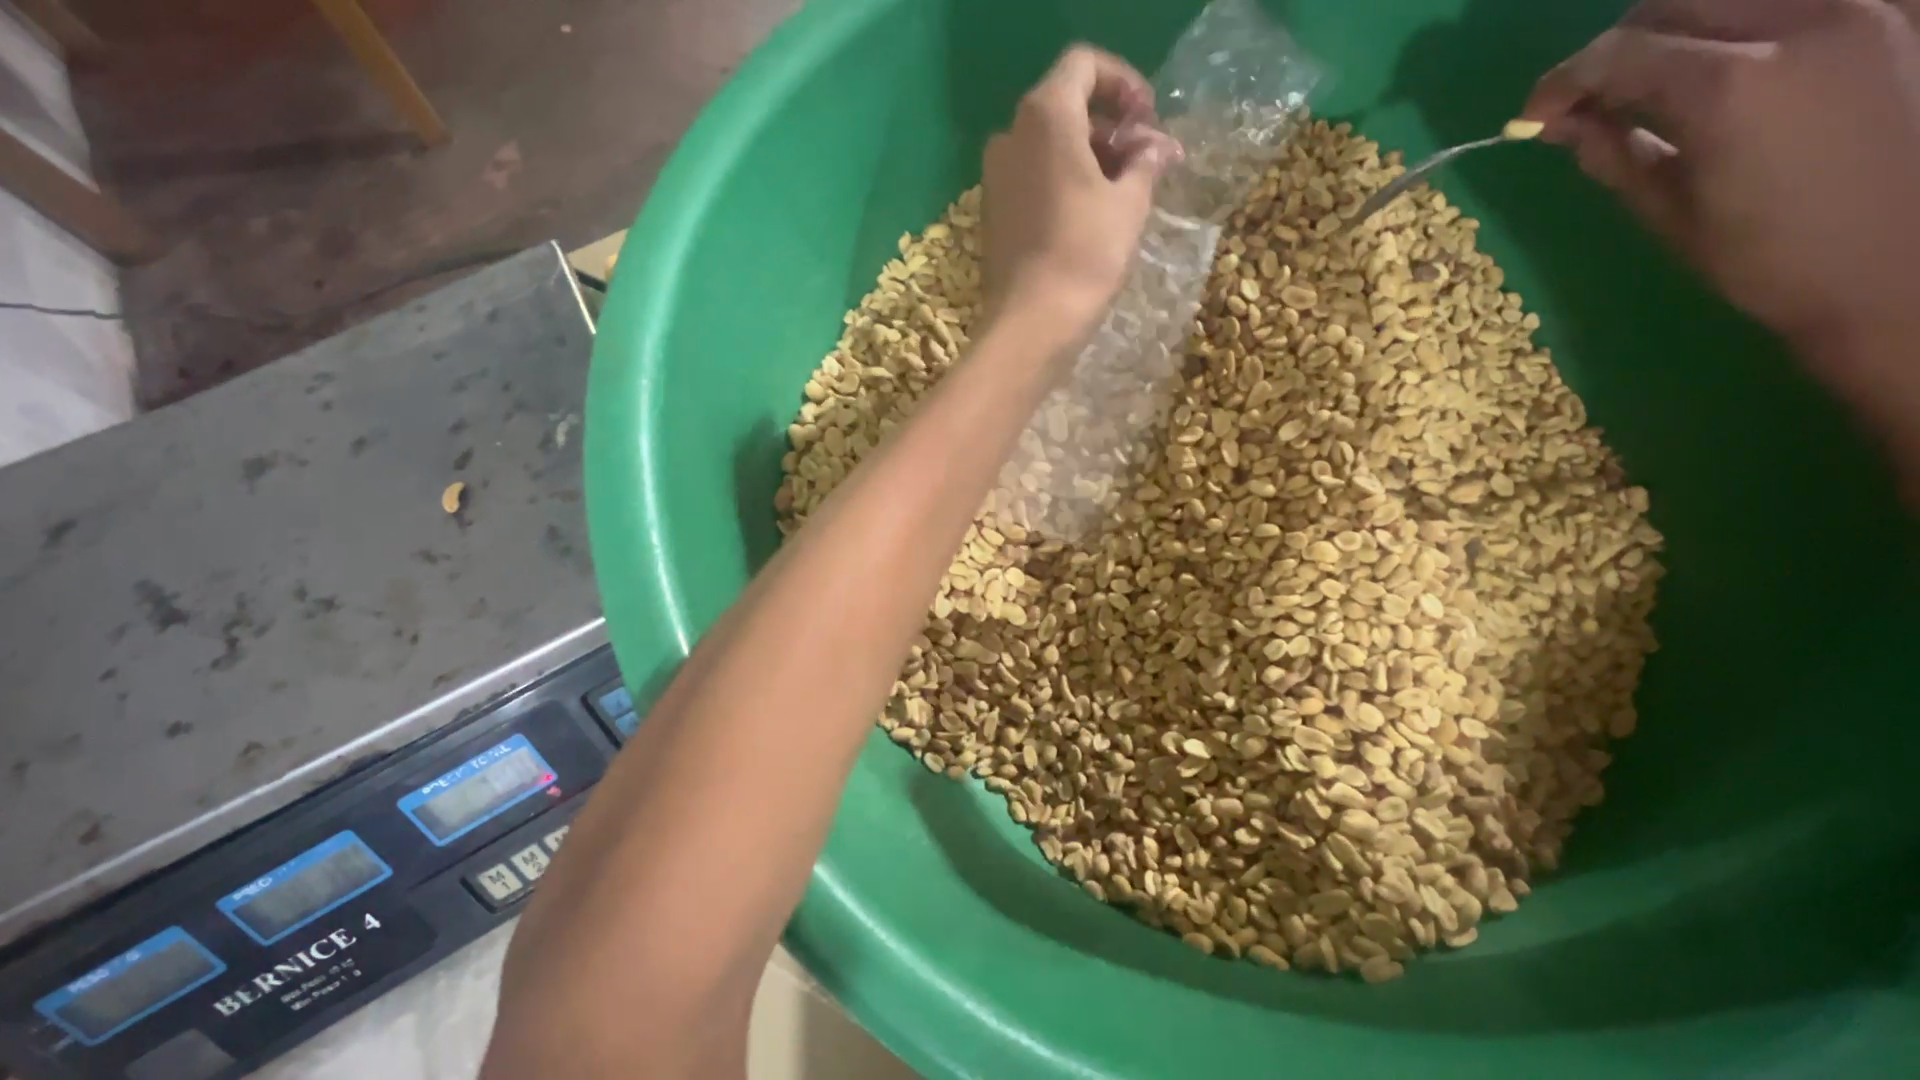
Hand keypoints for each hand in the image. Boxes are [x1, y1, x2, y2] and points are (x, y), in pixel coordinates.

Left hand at [981, 45, 1180, 345]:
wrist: (1031, 323)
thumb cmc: (1086, 255)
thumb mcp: (1129, 204)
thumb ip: (1146, 162)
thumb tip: (1158, 148)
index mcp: (1045, 117)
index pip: (1084, 66)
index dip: (1123, 83)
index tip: (1149, 119)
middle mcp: (1012, 134)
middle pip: (1067, 105)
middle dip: (1112, 125)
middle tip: (1149, 158)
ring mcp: (996, 174)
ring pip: (1050, 143)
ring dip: (1092, 155)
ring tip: (1130, 189)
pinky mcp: (994, 209)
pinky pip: (1034, 175)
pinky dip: (1065, 179)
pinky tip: (1095, 212)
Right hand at [1522, 0, 1919, 434]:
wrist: (1905, 274)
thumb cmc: (1773, 262)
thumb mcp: (1670, 214)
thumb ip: (1613, 152)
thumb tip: (1561, 124)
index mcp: (1730, 86)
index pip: (1618, 53)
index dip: (1562, 81)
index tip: (1535, 116)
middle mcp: (1798, 22)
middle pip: (1671, 2)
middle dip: (1617, 47)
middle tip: (1594, 97)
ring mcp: (1856, 8)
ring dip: (1677, 29)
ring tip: (1659, 81)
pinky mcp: (1888, 14)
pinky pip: (1785, 7)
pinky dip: (1738, 30)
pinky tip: (1728, 71)